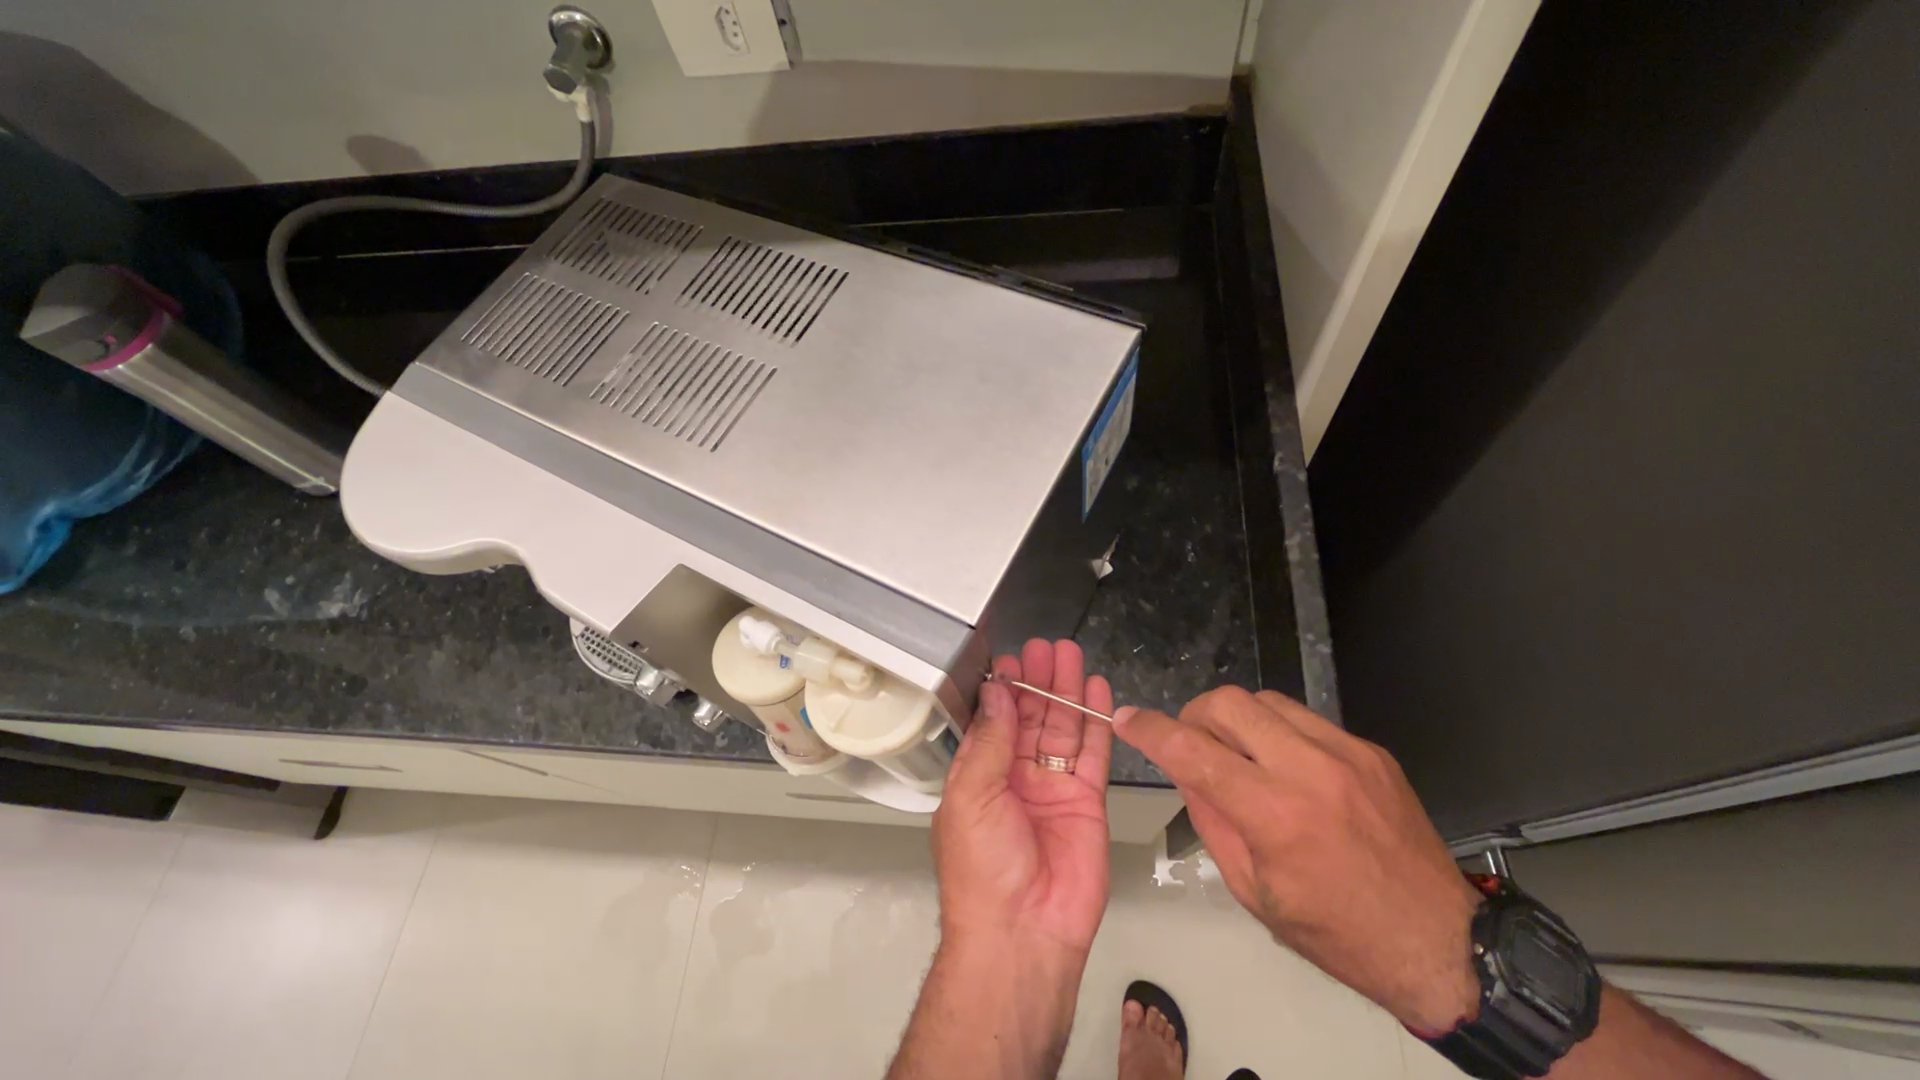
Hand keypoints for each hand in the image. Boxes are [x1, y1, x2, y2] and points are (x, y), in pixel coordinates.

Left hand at [931, 639, 1113, 957]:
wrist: (1023, 931)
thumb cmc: (982, 870)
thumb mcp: (971, 794)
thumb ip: (990, 739)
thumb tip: (995, 691)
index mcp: (979, 776)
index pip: (993, 721)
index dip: (1004, 689)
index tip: (1013, 657)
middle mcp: (1015, 778)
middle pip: (1030, 718)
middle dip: (1038, 682)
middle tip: (1047, 646)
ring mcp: (1052, 789)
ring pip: (1062, 729)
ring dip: (1066, 692)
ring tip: (1070, 654)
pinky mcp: (1086, 802)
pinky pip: (1092, 754)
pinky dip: (1096, 722)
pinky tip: (1096, 690)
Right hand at [1112, 688, 1481, 1033]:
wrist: (1437, 940)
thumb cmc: (1336, 932)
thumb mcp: (1255, 891)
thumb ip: (1213, 821)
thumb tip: (1185, 772)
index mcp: (1275, 815)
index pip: (1192, 751)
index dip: (1150, 730)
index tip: (1128, 719)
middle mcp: (1311, 769)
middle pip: (1228, 702)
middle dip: (1193, 713)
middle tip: (1190, 742)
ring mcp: (1347, 753)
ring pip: (1267, 699)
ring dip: (1237, 718)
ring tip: (1238, 754)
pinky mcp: (1371, 751)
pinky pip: (1307, 719)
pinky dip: (1279, 733)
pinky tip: (1286, 768)